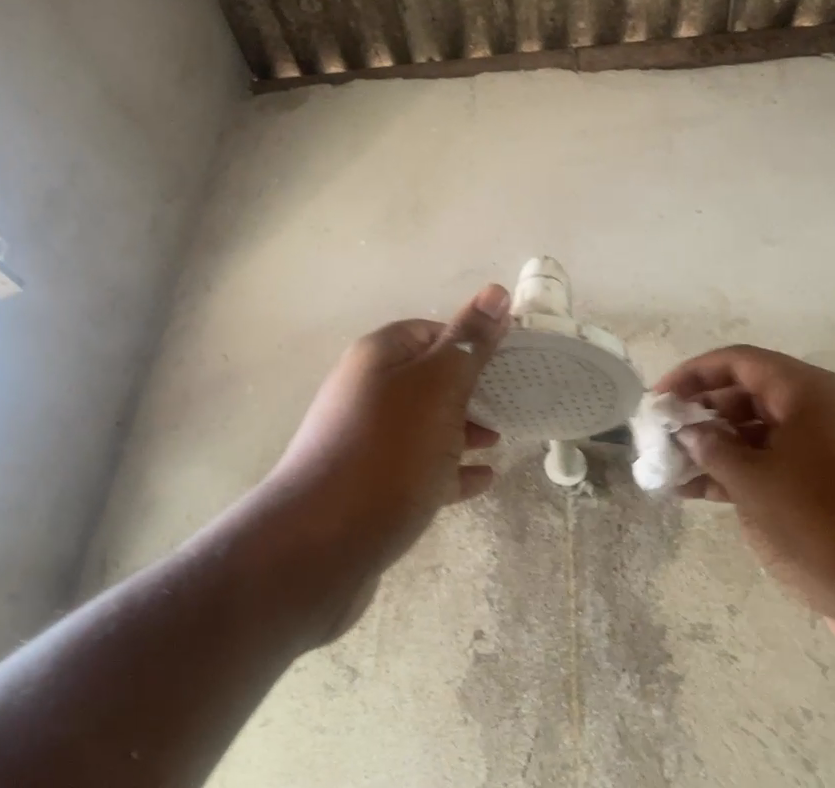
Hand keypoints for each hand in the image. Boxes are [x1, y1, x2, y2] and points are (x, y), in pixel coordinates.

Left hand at [265, 285, 509, 582]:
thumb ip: (468, 343)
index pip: (430, 331)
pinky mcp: (371, 487)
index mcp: (378, 357)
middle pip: (427, 379)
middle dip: (471, 389)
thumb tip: (495, 291)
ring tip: (501, 442)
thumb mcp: (437, 387)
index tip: (511, 361)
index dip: (470, 341)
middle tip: (514, 403)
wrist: (320, 544)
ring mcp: (366, 442)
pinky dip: (451, 470)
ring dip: (463, 430)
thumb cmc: (388, 453)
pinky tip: (483, 481)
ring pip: (425, 425)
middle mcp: (366, 392)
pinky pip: (420, 468)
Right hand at [656, 345, 834, 625]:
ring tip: (670, 470)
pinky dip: (739, 471)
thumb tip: (688, 432)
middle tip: (662, 437)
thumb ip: (711, 448)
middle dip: (701, 414)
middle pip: (748, 394)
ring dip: (715, 448)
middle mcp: (822, 410)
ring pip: (758, 432)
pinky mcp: (830, 482)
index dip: (692, 375)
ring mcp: (828, 447)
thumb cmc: (819, 525)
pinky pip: (774, 461)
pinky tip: (697, 493)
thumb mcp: (752, 482)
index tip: (657, 400)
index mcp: (809, 392)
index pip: (738, 362)